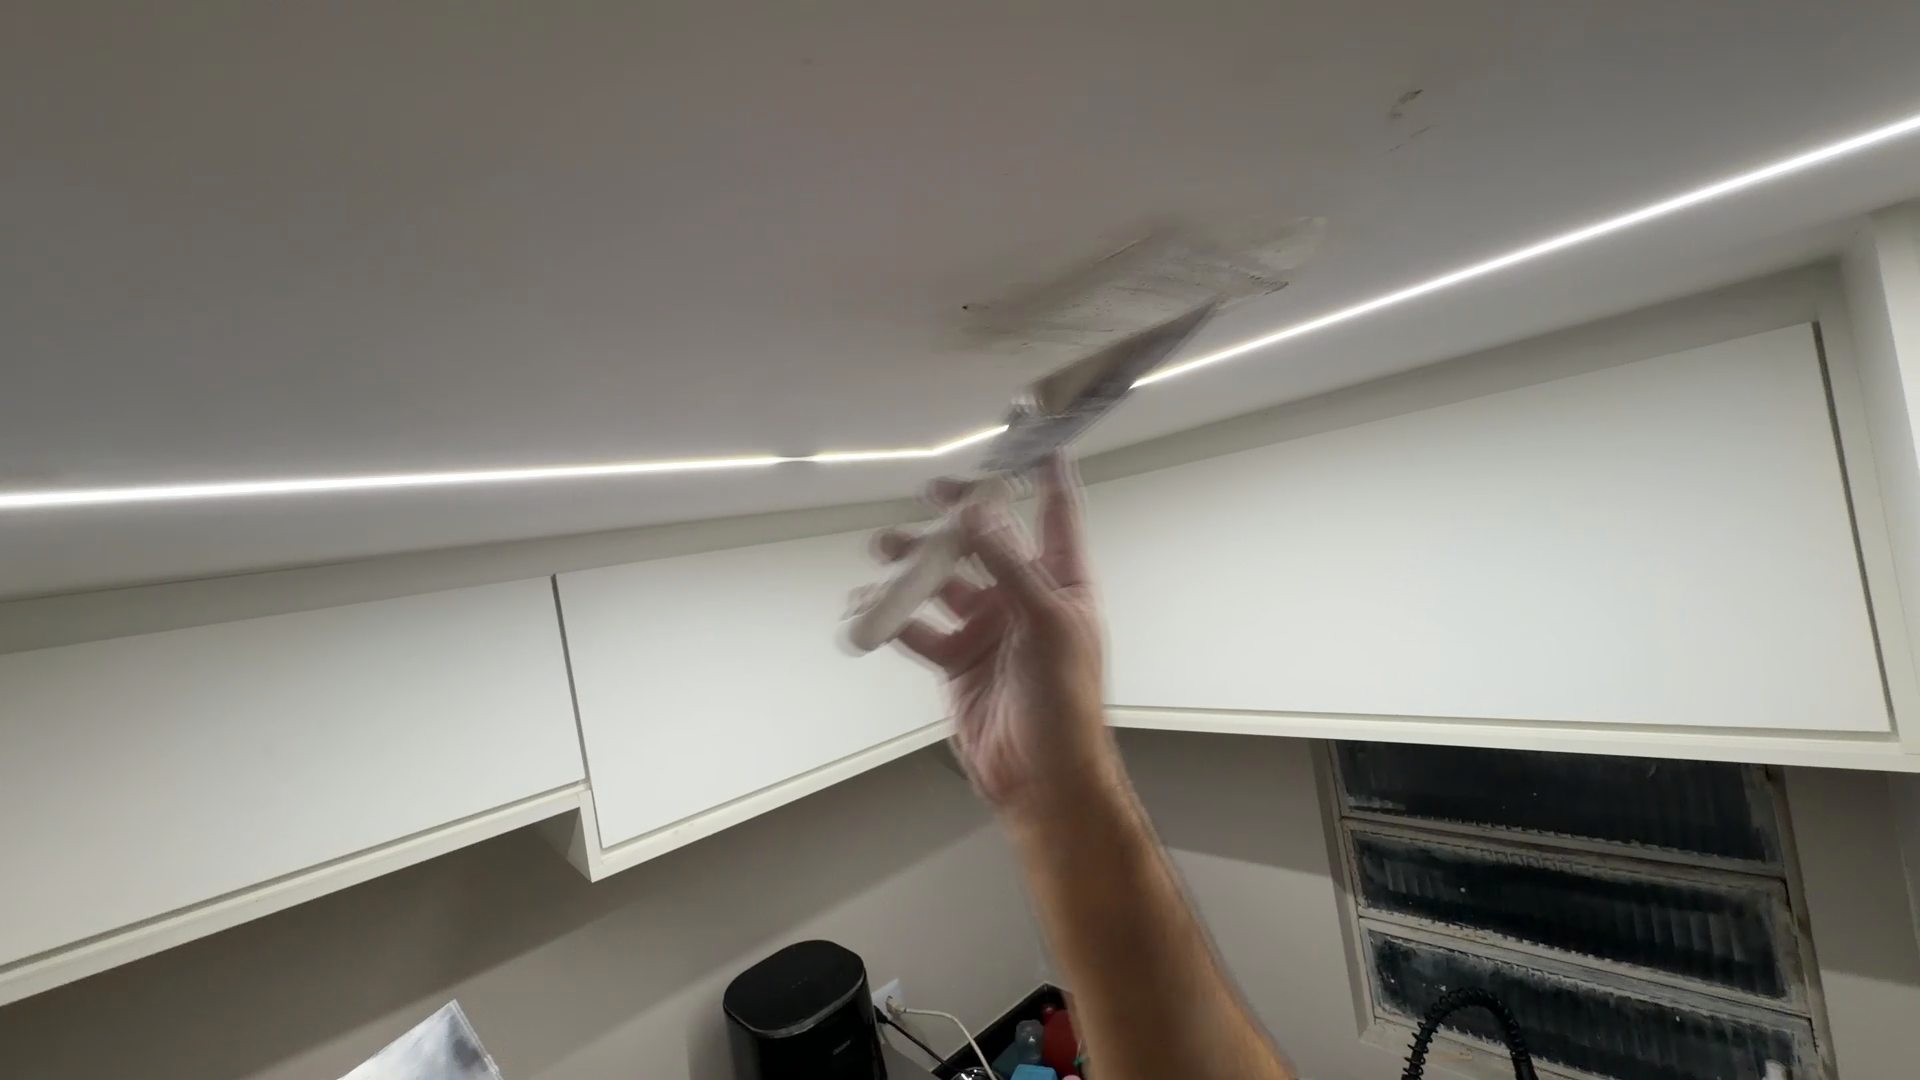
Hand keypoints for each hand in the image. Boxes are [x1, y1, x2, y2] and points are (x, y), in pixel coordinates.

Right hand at [870, 453, 1117, 817]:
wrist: (1039, 776)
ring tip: (882, 548)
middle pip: (987, 542)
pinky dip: (895, 617)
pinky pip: (920, 628)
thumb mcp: (1045, 625)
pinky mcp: (956, 659)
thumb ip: (1010, 568)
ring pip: (945, 583)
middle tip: (928, 494)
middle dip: (957, 518)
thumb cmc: (1063, 702)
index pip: (1056, 515)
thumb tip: (980, 514)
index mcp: (1061, 584)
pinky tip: (869, 608)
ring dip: (915, 566)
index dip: (1047, 475)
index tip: (1035, 437)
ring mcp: (987, 629)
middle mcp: (1023, 599)